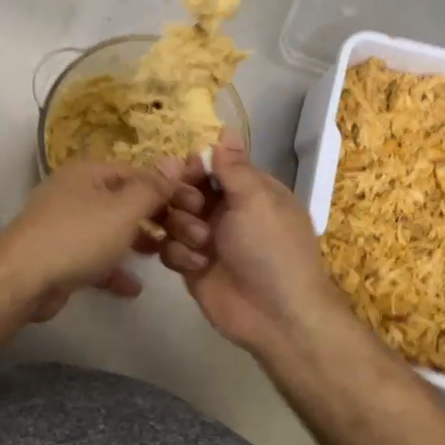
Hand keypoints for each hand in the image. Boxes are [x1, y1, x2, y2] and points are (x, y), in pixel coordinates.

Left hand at [0, 158, 188, 320]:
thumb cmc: (78, 237)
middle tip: (185, 237)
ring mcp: (64, 225)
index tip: (196, 209)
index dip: (168, 189)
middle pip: (124, 202)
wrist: (23, 279)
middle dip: (155, 219)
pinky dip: (114, 270)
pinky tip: (134, 288)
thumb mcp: (123, 209)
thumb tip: (174, 159)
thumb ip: (152, 187)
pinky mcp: (59, 256)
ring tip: (164, 259)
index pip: (137, 173)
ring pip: (110, 231)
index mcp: (88, 173)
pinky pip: (94, 258)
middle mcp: (74, 192)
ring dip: (137, 244)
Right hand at [156, 134, 346, 360]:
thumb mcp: (257, 200)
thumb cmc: (271, 249)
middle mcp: (227, 212)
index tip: (187, 174)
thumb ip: (233, 167)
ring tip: (200, 244)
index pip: (211, 166)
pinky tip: (197, 265)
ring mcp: (208, 240)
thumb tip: (227, 129)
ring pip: (171, 218)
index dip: (194, 167)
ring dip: (181, 228)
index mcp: (249, 191)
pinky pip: (168, 248)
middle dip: (183, 198)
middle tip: (196, 211)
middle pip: (185, 190)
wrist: (276, 314)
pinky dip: (179, 254)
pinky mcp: (192, 266)